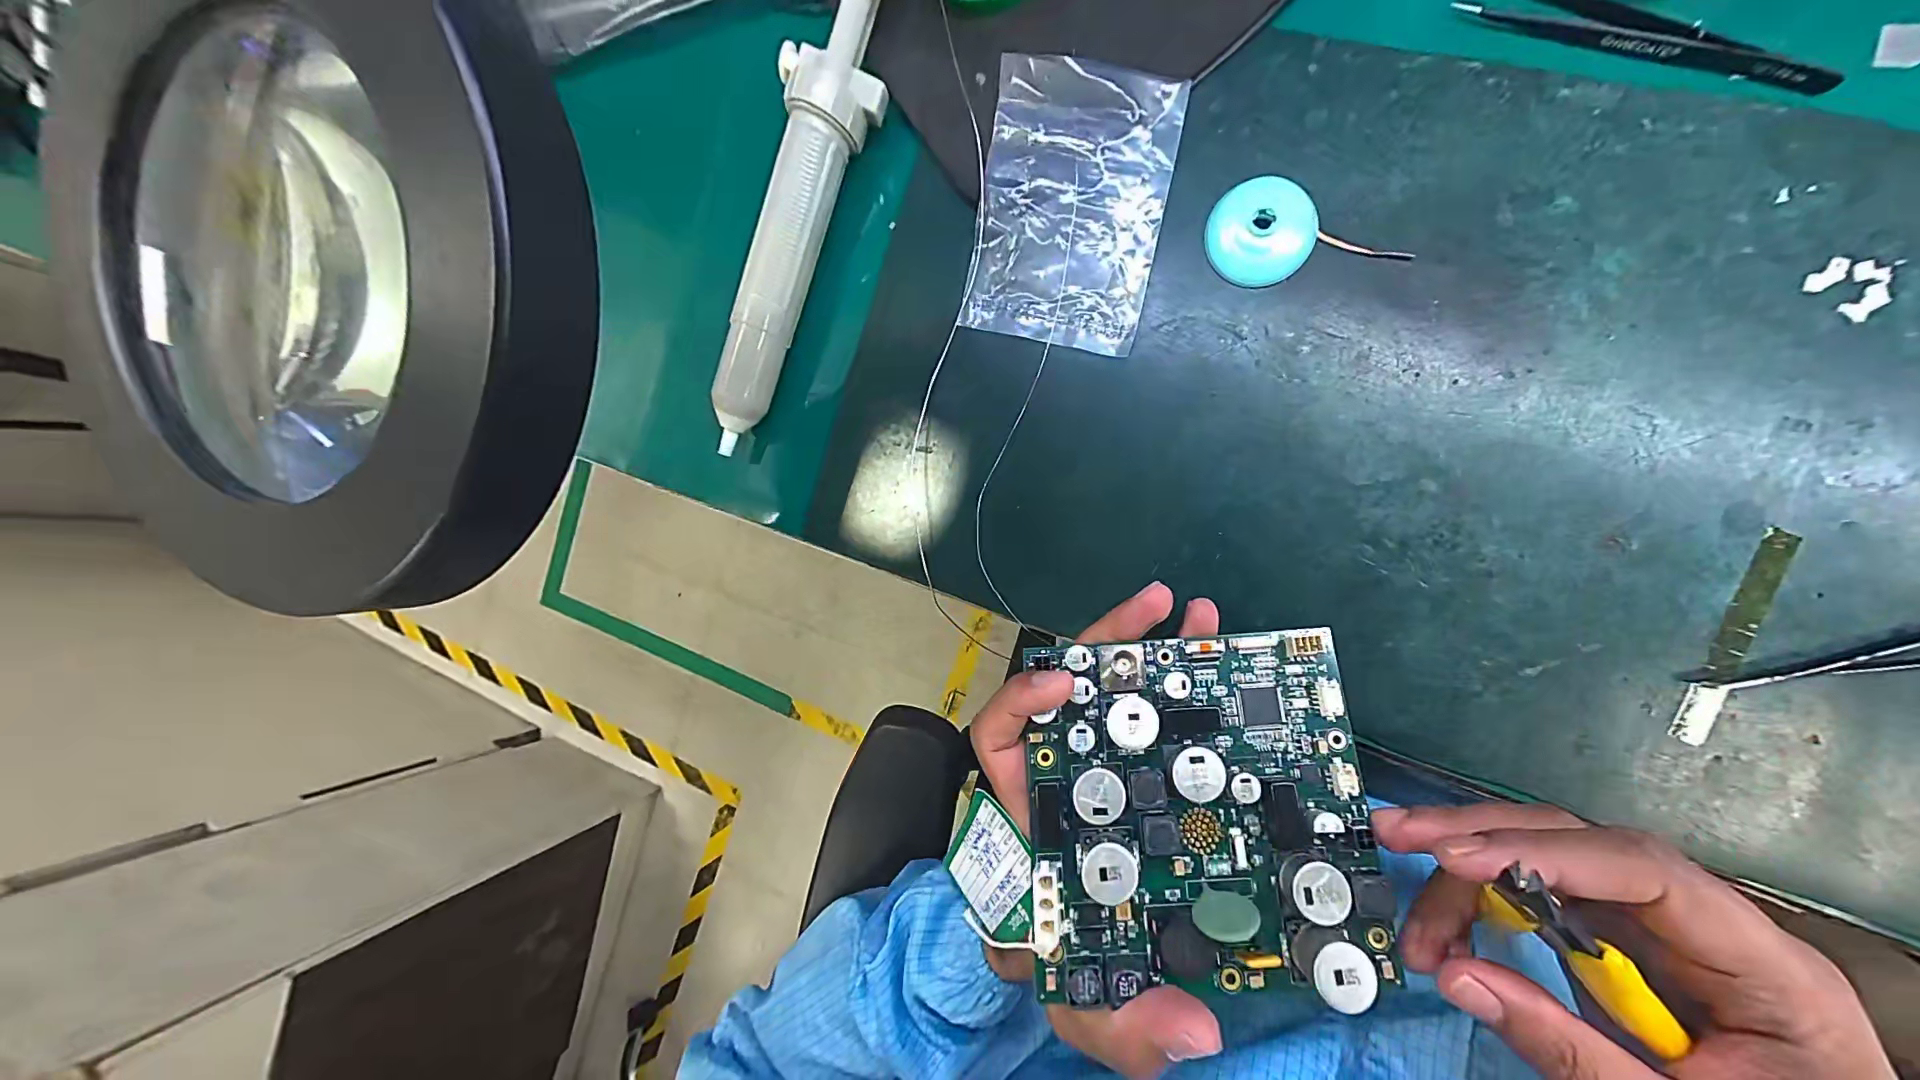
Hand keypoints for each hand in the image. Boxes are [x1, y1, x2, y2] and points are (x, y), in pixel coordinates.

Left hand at [969, 582, 1222, 1078]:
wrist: (1068, 959)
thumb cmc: (1058, 964)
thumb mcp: (1078, 999)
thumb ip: (1121, 1025)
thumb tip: (1196, 1028)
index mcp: (1028, 814)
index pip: (998, 737)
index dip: (1020, 702)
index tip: (1058, 685)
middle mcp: (1059, 779)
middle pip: (1071, 691)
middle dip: (1112, 643)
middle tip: (1163, 606)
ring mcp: (1096, 769)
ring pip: (1113, 693)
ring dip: (1153, 651)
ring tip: (1198, 616)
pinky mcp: (1129, 771)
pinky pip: (1146, 720)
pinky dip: (1173, 691)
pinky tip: (1210, 668)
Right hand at [1375, 803, 1894, 1079]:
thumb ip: (1569, 1049)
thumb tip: (1453, 976)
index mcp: (1762, 965)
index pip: (1641, 867)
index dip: (1540, 852)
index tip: (1450, 858)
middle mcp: (1703, 921)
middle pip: (1575, 843)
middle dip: (1478, 836)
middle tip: (1396, 834)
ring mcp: (1658, 925)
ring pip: (1543, 858)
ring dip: (1466, 874)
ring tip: (1414, 915)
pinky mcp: (1619, 937)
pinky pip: (1538, 896)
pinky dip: (1481, 901)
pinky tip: (1446, 924)